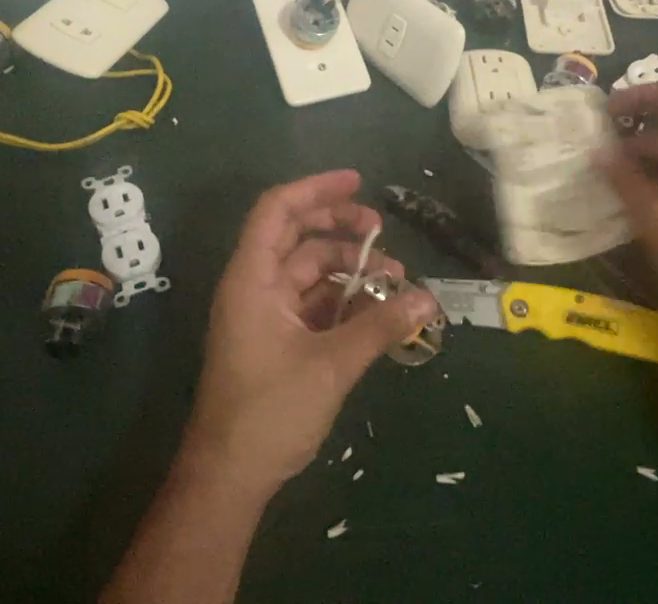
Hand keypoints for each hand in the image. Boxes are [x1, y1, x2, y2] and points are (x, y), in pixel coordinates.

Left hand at [181, 170, 440, 498]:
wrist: (230, 476)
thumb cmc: (269, 412)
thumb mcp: (331, 365)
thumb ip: (380, 327)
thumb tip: (427, 298)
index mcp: (252, 278)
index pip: (277, 211)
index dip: (316, 189)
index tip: (358, 182)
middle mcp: (256, 287)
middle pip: (297, 237)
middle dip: (341, 229)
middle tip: (382, 230)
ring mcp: (266, 315)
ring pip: (310, 273)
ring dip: (350, 271)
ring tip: (394, 280)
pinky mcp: (278, 341)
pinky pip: (314, 305)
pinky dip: (344, 301)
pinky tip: (379, 311)